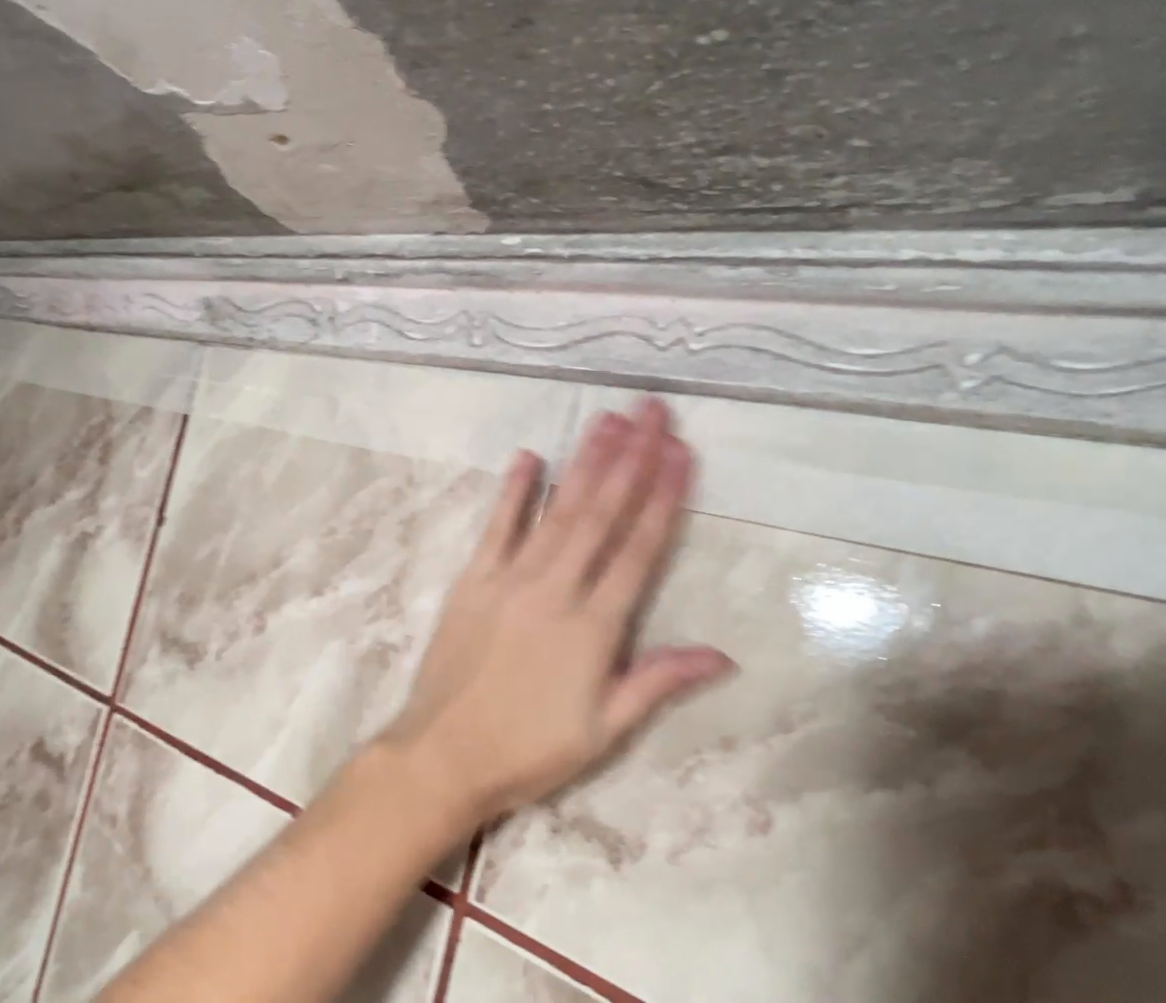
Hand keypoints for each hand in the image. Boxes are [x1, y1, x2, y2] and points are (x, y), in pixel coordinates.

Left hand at [381, 397, 735, 823]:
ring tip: (608, 420)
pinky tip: (529, 456)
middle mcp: (553, 591)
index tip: (682, 452)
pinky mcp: (471, 581)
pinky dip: (514, 492)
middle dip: (630, 460)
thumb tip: (723, 654)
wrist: (442, 754)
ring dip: (583, 463)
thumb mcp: (604, 730)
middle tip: (653, 411)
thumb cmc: (529, 751)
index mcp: (592, 628)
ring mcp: (507, 581)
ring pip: (555, 512)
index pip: (637, 551)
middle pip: (599, 516)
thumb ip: (658, 682)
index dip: (663, 499)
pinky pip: (496, 528)